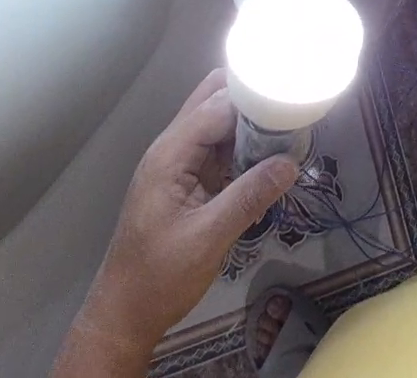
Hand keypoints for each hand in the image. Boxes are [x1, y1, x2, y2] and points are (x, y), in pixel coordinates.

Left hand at [54, 69, 298, 374]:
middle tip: (291, 111)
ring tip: (290, 129)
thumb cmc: (159, 278)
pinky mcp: (191, 181)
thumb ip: (248, 197)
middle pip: (213, 100)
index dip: (253, 99)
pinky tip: (272, 156)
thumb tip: (291, 162)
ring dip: (251, 122)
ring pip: (220, 122)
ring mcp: (181, 164)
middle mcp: (173, 149)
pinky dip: (246, 146)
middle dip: (251, 99)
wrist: (124, 316)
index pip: (216, 105)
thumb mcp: (207, 239)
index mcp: (170, 155)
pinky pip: (222, 148)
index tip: (291, 101)